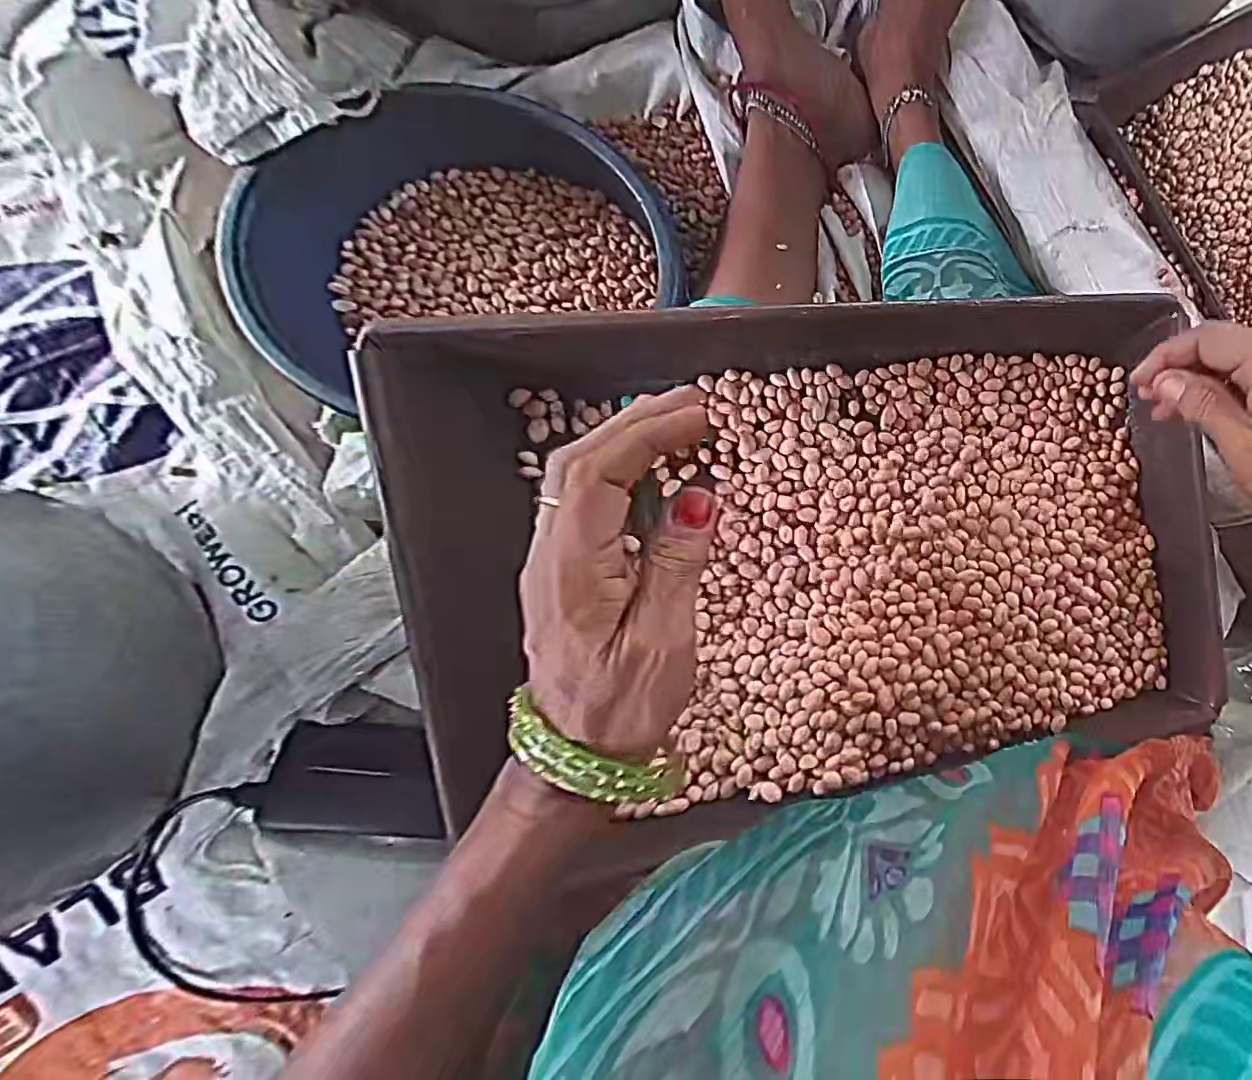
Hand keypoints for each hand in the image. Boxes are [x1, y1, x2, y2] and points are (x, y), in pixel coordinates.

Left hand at [519, 386, 716, 760]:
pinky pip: (592, 502)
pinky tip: (661, 467)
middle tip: (697, 401)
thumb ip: (678, 564)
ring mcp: (553, 560)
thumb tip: (699, 497)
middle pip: (581, 461)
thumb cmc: (621, 709)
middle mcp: (549, 556)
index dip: (649, 434)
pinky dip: (627, 470)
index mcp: (570, 572)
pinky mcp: (568, 568)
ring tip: (685, 421)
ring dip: (631, 438)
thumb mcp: (663, 643)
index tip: (701, 416)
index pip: (598, 476)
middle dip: (639, 420)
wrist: (574, 756)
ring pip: (581, 476)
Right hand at [1130, 323, 1251, 526]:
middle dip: (1179, 366)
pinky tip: (1198, 409)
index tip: (1139, 379)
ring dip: (1198, 379)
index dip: (1167, 355)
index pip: (1210, 338)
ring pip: (1236, 360)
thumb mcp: (1242, 446)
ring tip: (1165, 406)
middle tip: (1147, 394)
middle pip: (1223, 343)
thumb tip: (1166, 380)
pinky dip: (1222, 389)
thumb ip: (1202, 404)